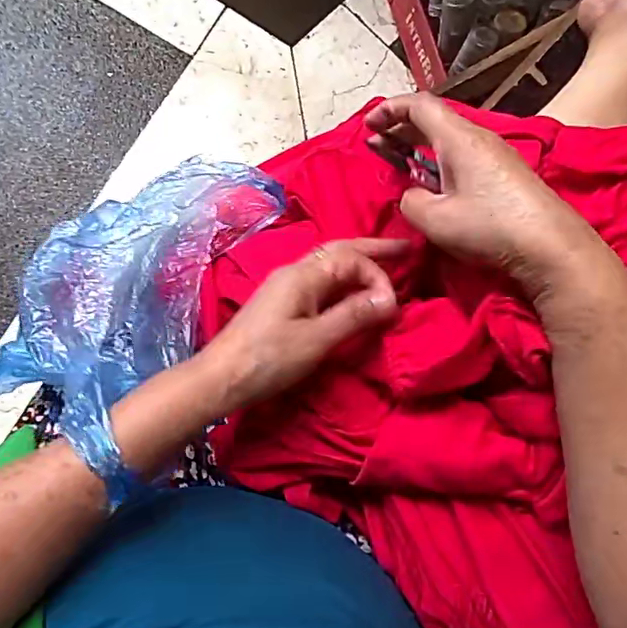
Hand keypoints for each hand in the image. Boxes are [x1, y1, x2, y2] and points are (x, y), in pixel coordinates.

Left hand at [199, 238, 406, 410]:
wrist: (221, 377)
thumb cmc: (268, 358)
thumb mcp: (316, 339)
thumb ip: (353, 315)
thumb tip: (389, 298)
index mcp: (302, 275)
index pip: (350, 258)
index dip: (377, 276)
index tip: (391, 306)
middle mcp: (294, 273)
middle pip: (339, 252)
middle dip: (372, 251)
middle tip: (405, 250)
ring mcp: (286, 288)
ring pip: (329, 267)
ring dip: (357, 267)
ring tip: (385, 270)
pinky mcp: (282, 305)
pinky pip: (320, 284)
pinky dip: (343, 285)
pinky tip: (352, 295)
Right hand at [364, 94, 613, 298]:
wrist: (552, 248)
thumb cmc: (491, 227)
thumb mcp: (434, 219)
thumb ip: (411, 201)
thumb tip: (414, 195)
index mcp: (459, 139)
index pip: (419, 105)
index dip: (389, 110)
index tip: (368, 125)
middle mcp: (478, 139)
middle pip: (433, 119)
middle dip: (400, 127)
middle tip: (375, 143)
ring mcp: (495, 156)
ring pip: (448, 138)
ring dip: (419, 145)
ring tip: (398, 161)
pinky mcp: (504, 175)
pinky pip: (462, 155)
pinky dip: (438, 160)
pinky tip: (432, 182)